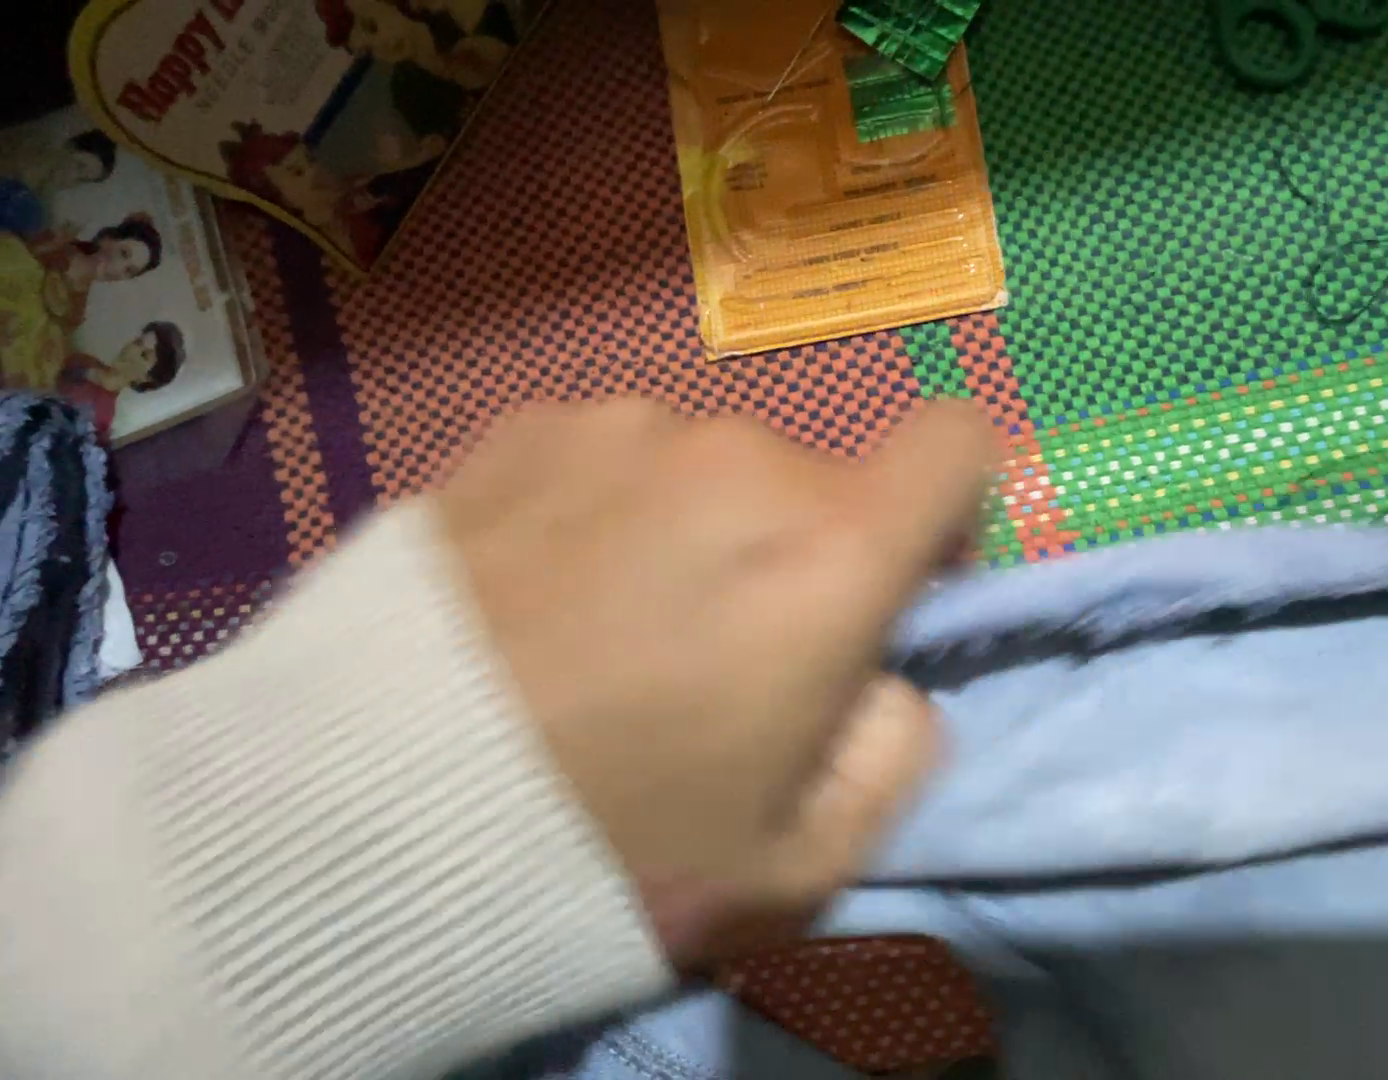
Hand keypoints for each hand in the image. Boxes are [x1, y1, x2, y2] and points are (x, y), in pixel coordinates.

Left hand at [436, 399, 997, 968]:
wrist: (353, 825)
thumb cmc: (616, 845)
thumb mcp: (804, 857)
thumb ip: (899, 746)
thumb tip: (892, 673)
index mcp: (830, 555)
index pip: (955, 444)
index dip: (954, 498)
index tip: (908, 566)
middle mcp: (745, 461)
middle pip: (829, 484)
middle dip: (809, 553)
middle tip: (726, 646)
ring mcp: (632, 428)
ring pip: (726, 469)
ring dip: (710, 529)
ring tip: (618, 620)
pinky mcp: (535, 424)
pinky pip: (628, 454)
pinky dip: (620, 506)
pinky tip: (548, 584)